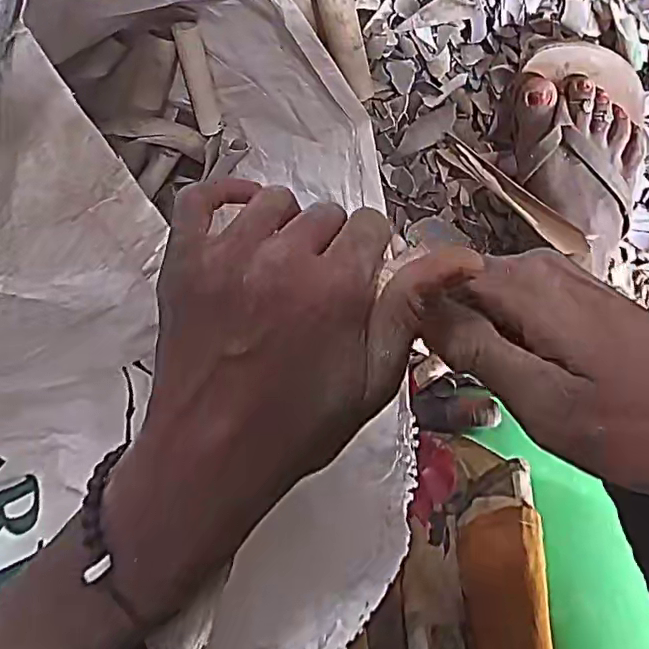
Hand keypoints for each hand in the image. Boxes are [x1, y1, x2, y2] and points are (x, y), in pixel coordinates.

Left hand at [102, 180, 475, 620]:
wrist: (209, 454)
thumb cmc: (298, 424)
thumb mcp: (373, 377)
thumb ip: (412, 306)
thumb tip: (464, 256)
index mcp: (336, 284)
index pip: (370, 225)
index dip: (372, 252)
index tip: (360, 278)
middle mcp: (284, 256)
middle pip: (325, 214)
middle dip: (332, 245)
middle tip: (318, 284)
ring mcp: (228, 252)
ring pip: (274, 202)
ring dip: (286, 226)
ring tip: (280, 263)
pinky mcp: (184, 257)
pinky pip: (203, 197)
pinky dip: (225, 194)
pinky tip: (242, 212)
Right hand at [417, 249, 648, 499]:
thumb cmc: (646, 427)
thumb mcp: (548, 405)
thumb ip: (476, 351)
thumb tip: (419, 310)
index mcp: (523, 284)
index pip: (432, 275)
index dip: (411, 312)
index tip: (408, 357)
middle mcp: (537, 266)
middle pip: (457, 285)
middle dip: (444, 329)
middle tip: (449, 388)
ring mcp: (561, 278)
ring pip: (485, 298)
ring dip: (475, 338)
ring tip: (491, 390)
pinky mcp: (578, 296)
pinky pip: (517, 306)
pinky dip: (506, 338)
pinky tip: (525, 378)